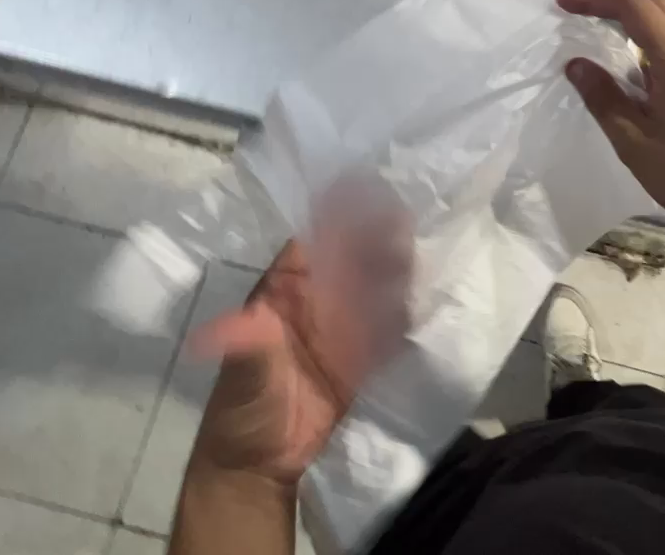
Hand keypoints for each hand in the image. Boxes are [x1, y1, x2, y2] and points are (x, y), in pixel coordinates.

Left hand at [184, 186, 411, 485]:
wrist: (256, 468)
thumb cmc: (240, 412)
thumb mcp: (244, 377)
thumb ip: (250, 348)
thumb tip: (240, 321)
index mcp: (284, 293)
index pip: (314, 243)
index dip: (338, 219)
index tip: (369, 196)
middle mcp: (316, 301)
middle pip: (350, 260)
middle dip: (376, 238)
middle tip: (407, 219)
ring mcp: (340, 328)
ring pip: (373, 288)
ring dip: (395, 269)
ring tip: (421, 251)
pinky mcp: (359, 357)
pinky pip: (386, 327)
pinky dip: (404, 311)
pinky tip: (425, 295)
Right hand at [556, 0, 664, 236]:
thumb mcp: (635, 142)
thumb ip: (604, 98)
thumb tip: (576, 63)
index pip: (633, 7)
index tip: (563, 3)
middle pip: (654, 3)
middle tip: (578, 9)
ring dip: (635, 16)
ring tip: (601, 30)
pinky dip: (652, 37)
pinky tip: (637, 65)